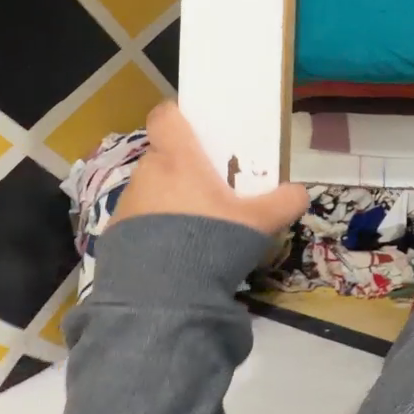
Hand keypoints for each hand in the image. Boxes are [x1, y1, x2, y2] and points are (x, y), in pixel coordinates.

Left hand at [110, 102, 309, 236]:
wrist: (159, 297)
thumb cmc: (211, 240)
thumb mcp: (260, 222)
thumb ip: (284, 202)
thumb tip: (298, 192)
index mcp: (178, 159)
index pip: (165, 116)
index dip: (179, 117)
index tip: (198, 130)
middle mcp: (147, 174)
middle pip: (164, 156)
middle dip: (186, 168)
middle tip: (214, 189)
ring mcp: (127, 205)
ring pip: (153, 190)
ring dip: (172, 201)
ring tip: (199, 228)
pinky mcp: (115, 237)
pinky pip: (140, 222)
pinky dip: (158, 231)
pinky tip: (179, 255)